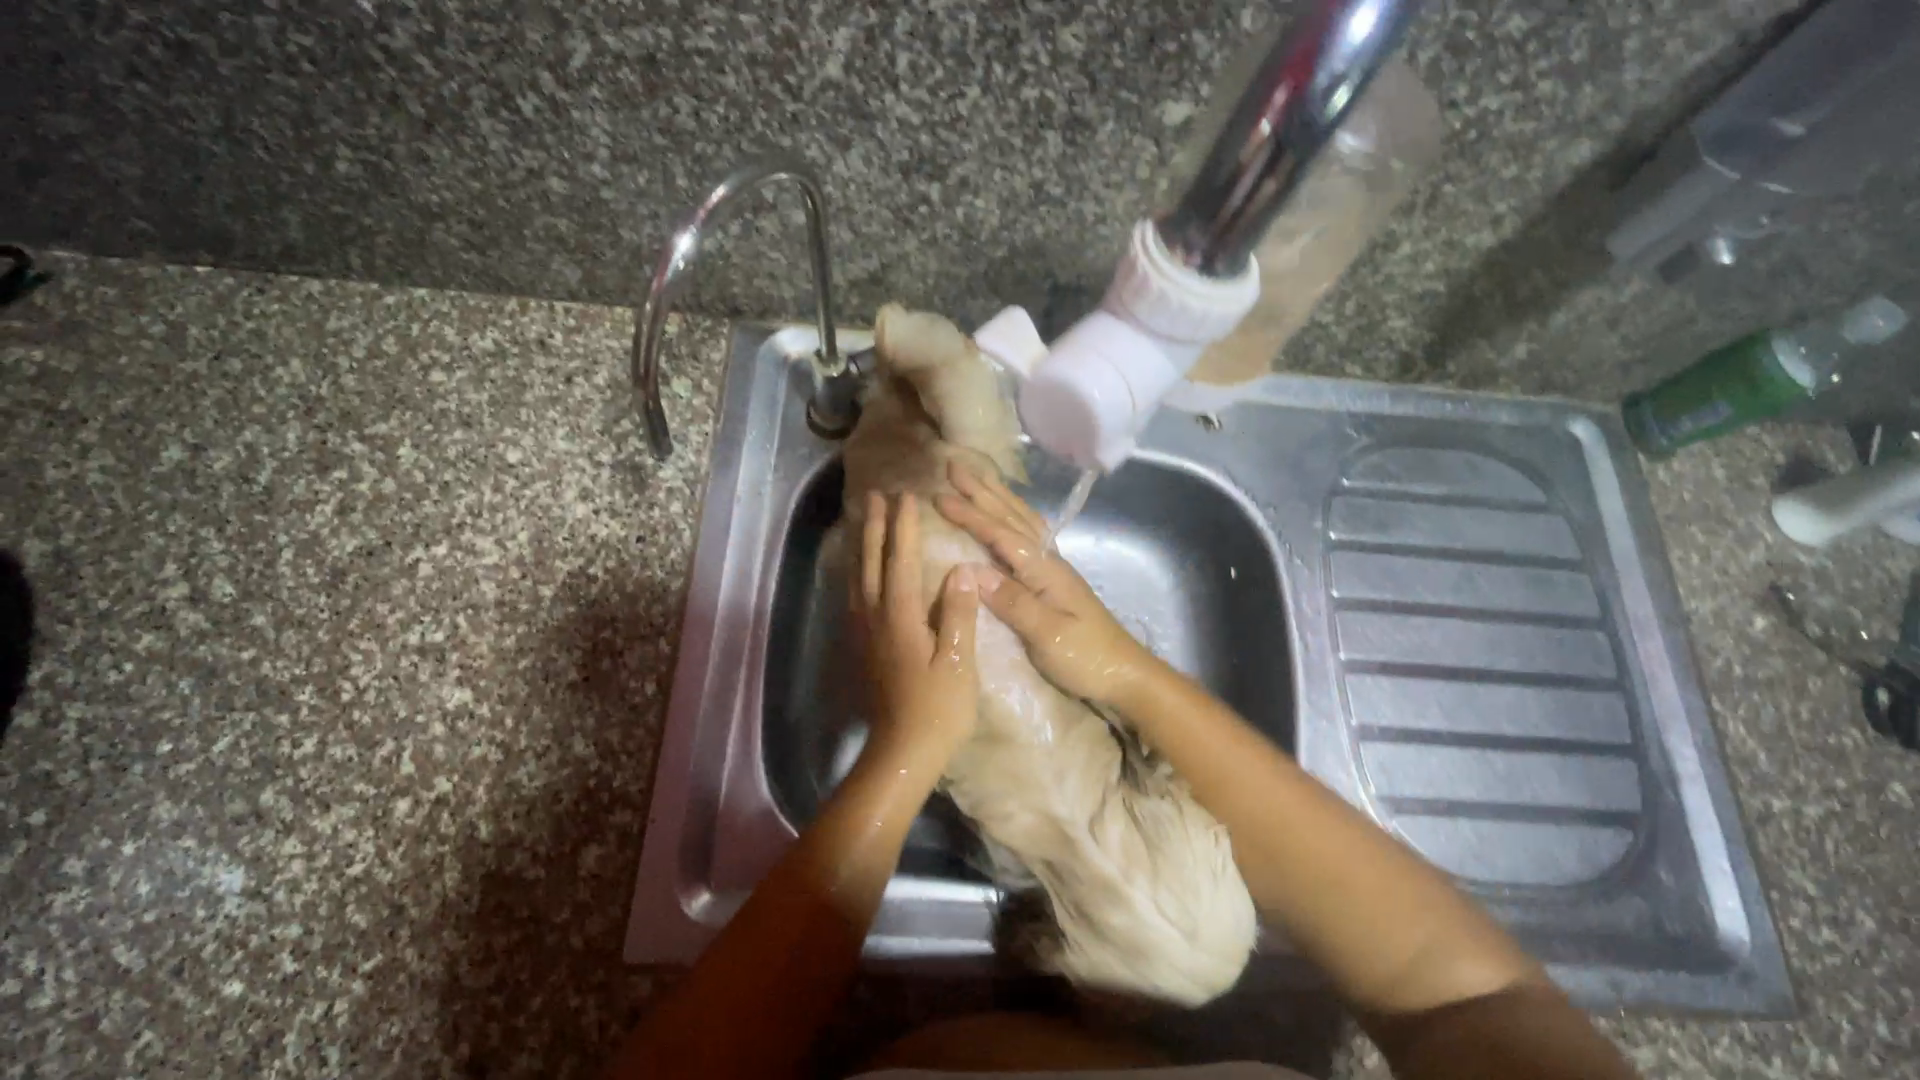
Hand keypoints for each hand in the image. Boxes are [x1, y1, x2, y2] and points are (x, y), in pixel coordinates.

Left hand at [853, 491, 980, 770]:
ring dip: (861, 545)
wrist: (902, 751)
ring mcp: (864, 633)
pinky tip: (859, 572)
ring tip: (863, 521)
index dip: (903, 527)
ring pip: (857, 577)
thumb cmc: (938, 709)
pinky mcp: (861, 647)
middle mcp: (874, 617)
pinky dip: (856, 572)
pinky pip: (853, 595)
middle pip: (871, 562)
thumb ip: (958, 614)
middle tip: (875, 495)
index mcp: (900, 616)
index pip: (901, 560)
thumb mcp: (958, 662)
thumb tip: (960, 570)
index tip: (907, 496)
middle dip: (874, 527)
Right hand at [934, 461, 1164, 709]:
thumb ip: (1013, 602)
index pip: (1002, 535)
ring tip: (976, 479)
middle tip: (953, 466)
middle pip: (1012, 518)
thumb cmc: (1086, 659)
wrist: (1124, 677)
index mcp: (1045, 572)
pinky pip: (1027, 537)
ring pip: (1022, 522)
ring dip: (997, 498)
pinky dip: (1012, 518)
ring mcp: (1054, 571)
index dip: (970, 515)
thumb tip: (971, 569)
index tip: (939, 496)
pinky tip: (1006, 518)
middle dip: (981, 492)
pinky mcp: (1054, 583)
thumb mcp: (1048, 636)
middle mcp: (1050, 562)